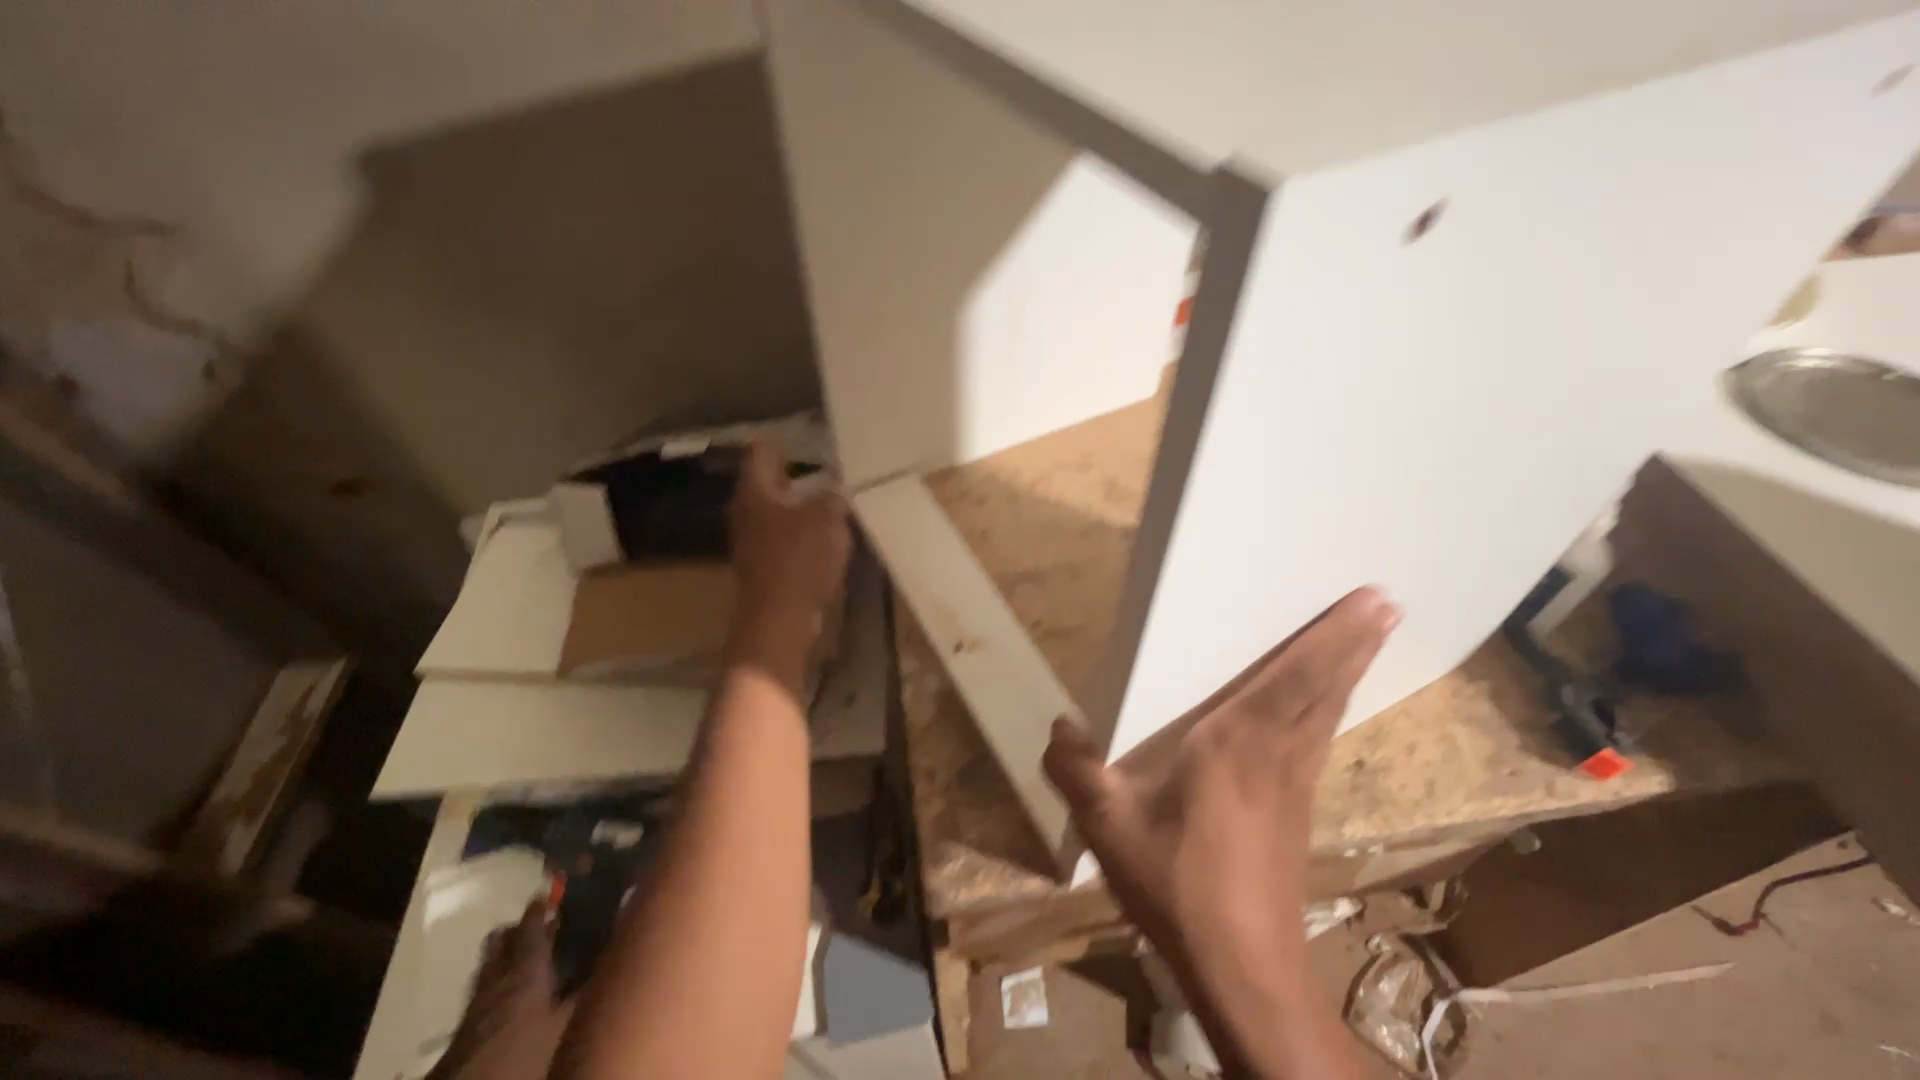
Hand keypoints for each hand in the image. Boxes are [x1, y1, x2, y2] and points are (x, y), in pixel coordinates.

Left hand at [434, 902, 574, 1079]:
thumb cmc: (524, 1051)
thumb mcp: (565, 1021)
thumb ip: (585, 990)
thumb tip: (608, 963)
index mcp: (525, 970)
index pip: (530, 929)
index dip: (539, 910)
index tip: (549, 894)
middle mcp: (499, 975)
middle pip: (502, 940)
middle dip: (519, 927)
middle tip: (540, 923)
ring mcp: (479, 997)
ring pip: (489, 960)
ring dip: (504, 950)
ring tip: (523, 953)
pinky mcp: (468, 1018)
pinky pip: (483, 982)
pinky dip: (496, 975)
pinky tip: (507, 991)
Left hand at [728, 439, 849, 621]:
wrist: (779, 620)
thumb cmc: (800, 560)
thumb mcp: (827, 519)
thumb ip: (832, 496)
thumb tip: (834, 487)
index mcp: (756, 491)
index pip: (762, 451)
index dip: (784, 439)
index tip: (809, 433)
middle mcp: (745, 511)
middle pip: (766, 482)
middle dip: (794, 473)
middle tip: (826, 464)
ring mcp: (750, 540)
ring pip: (774, 510)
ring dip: (798, 504)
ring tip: (829, 498)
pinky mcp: (761, 565)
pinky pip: (781, 537)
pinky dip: (799, 531)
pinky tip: (822, 535)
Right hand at [1042, 587, 1397, 1076]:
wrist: (1243, 966)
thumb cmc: (1178, 884)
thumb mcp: (1109, 826)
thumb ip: (1077, 772)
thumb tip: (1059, 730)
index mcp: (1236, 742)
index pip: (1293, 677)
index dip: (1332, 638)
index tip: (1372, 600)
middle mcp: (1277, 753)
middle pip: (1322, 687)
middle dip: (1353, 644)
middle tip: (1386, 604)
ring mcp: (1295, 786)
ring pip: (1327, 713)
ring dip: (1348, 674)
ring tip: (1365, 644)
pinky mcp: (1298, 814)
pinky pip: (1319, 740)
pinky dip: (1330, 710)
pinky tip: (1322, 714)